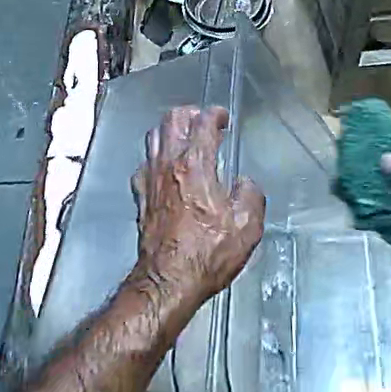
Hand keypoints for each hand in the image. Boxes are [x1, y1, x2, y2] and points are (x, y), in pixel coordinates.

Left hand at [129, 106, 265, 308]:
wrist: (168, 278)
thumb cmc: (207, 253)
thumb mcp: (246, 227)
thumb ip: (250, 196)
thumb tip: (246, 183)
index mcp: (196, 165)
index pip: (203, 122)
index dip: (214, 114)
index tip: (221, 116)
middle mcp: (169, 163)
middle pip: (172, 119)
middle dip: (189, 113)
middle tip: (202, 120)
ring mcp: (150, 176)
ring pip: (154, 135)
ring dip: (169, 129)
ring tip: (183, 136)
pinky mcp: (140, 193)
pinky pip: (144, 162)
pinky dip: (155, 156)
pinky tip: (164, 166)